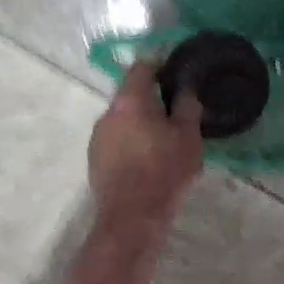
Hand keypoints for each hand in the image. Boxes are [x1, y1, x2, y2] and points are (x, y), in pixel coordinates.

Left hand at [89, 61, 204, 237]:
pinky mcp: (95, 159)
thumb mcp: (188, 138)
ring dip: (141, 124)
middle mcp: (107, 113)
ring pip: (123, 120)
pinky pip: (116, 141)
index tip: (175, 74)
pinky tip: (148, 161)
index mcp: (129, 101)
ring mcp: (97, 137)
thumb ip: (187, 108)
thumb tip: (185, 90)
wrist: (131, 217)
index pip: (141, 68)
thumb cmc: (163, 171)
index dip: (159, 66)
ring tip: (164, 141)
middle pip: (130, 95)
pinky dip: (131, 143)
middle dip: (151, 100)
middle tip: (175, 113)